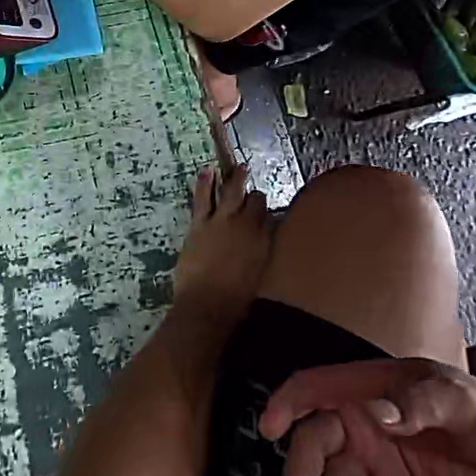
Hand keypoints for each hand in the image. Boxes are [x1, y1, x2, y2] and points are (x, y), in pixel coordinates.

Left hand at [172, 163, 272, 321]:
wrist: (208, 307)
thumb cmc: (238, 305)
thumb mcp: (263, 284)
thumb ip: (267, 263)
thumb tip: (269, 254)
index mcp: (268, 244)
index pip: (274, 219)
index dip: (271, 216)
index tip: (270, 216)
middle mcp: (249, 227)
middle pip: (256, 202)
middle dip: (256, 197)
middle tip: (256, 194)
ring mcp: (223, 222)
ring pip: (232, 192)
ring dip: (236, 179)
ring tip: (239, 168)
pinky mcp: (201, 223)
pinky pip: (203, 197)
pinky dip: (205, 182)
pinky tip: (207, 170)